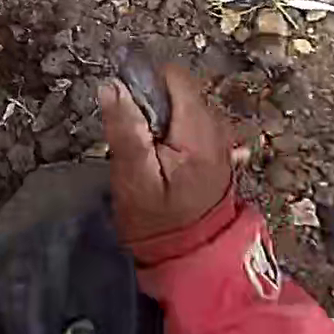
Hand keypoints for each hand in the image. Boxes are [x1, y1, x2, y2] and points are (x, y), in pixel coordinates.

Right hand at [99, 63, 233, 252]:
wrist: (193, 257)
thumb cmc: (158, 221)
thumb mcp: (134, 178)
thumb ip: (126, 129)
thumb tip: (113, 85)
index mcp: (199, 126)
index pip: (173, 76)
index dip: (146, 84)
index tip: (130, 111)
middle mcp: (216, 123)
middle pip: (179, 88)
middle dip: (153, 104)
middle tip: (138, 141)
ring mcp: (220, 135)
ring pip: (183, 104)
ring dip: (162, 119)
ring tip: (150, 153)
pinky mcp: (217, 147)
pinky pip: (191, 122)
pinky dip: (174, 132)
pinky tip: (165, 159)